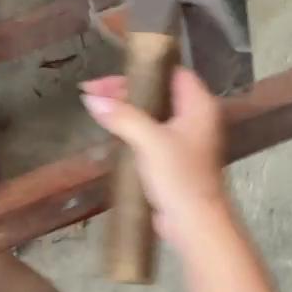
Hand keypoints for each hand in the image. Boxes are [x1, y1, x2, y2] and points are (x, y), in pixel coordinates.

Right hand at [81, 67, 230, 238]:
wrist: (195, 222)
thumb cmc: (180, 177)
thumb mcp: (150, 141)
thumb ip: (122, 117)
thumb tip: (92, 100)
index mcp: (199, 105)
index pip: (171, 71)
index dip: (141, 69)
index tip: (109, 76)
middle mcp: (195, 118)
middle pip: (159, 91)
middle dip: (127, 90)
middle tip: (94, 93)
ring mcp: (185, 139)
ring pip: (153, 113)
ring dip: (127, 109)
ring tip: (97, 108)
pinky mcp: (174, 159)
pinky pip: (150, 134)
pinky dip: (132, 129)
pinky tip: (112, 131)